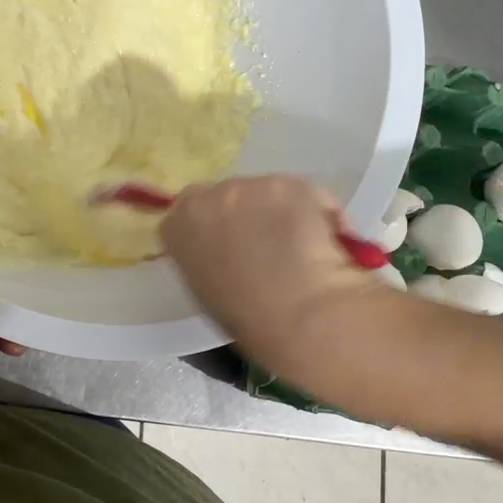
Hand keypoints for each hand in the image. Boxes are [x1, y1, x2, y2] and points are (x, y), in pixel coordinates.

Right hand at [160, 176, 395, 371]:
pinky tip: (325, 242)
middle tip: (269, 246)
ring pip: (266, 193)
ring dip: (279, 212)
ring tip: (302, 247)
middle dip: (245, 213)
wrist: (299, 314)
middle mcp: (205, 197)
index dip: (214, 224)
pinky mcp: (288, 185)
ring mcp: (247, 187)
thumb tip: (223, 252)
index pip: (188, 211)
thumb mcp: (203, 287)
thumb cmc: (247, 318)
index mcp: (176, 226)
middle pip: (226, 195)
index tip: (231, 243)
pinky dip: (316, 213)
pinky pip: (304, 196)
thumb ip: (203, 256)